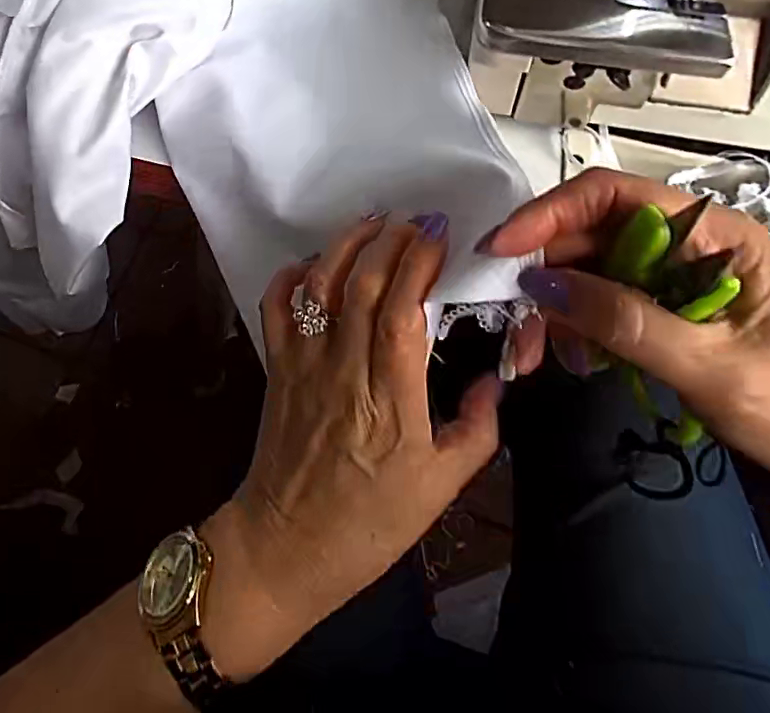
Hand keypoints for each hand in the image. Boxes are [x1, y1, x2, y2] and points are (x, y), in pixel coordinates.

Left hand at [198, 212, 545, 678]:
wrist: (285, 549)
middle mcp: (344, 371)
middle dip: (390, 242)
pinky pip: (275, 310)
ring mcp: (303, 366)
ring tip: (372, 222)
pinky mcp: (276, 369)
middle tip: (415, 220)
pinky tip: (313, 262)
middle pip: (362, 286)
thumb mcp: (442, 487)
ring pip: (319, 288)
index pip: (402, 312)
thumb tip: (494, 380)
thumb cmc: (369, 523)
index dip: (419, 265)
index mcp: (391, 400)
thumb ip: (478, 428)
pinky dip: (290, 277)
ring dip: (345, 246)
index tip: (439, 236)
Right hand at [484, 168, 769, 506]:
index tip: (503, 249)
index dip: (551, 213)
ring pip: (598, 269)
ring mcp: (683, 276)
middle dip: (548, 271)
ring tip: (537, 351)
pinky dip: (583, 325)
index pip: (615, 196)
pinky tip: (573, 355)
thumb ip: (628, 322)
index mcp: (716, 233)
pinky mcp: (675, 309)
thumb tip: (544, 283)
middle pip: (598, 232)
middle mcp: (693, 242)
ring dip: (560, 304)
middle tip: (514, 321)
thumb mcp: (715, 369)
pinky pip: (612, 302)